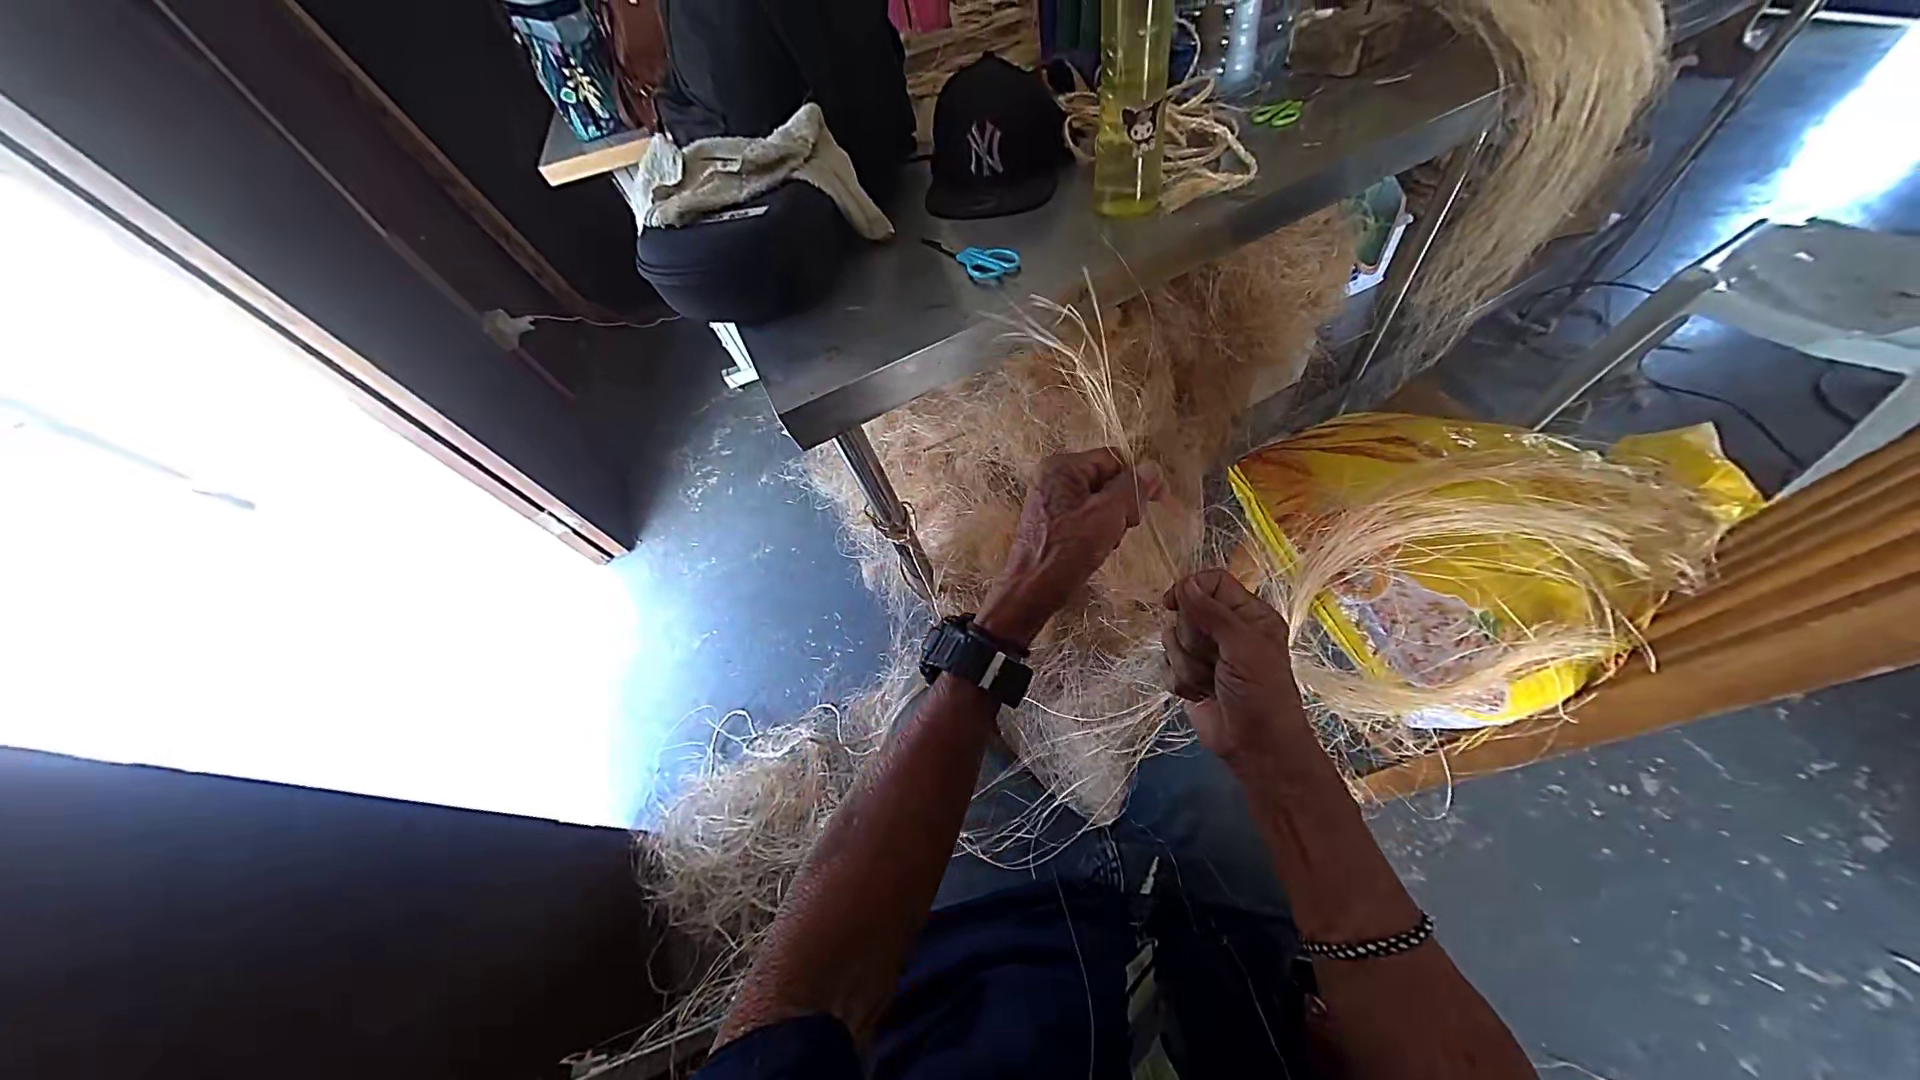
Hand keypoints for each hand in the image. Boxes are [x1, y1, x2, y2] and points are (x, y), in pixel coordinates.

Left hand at [976, 448, 1164, 648]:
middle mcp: (1051, 478)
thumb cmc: (1068, 550)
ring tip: (1105, 541)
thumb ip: (1132, 488)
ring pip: (1099, 500)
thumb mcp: (1108, 514)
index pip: (1113, 460)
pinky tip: (1094, 548)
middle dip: (1121, 504)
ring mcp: (1050, 501)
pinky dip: (1096, 530)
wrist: (1032, 590)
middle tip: (1120, 528)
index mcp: (1061, 467)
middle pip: (1106, 479)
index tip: (1147, 507)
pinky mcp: (1051, 522)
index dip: (1134, 481)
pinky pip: (1085, 516)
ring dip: (1111, 520)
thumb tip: (1152, 469)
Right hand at [1161, 569, 1314, 770]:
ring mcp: (1205, 653)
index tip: (1173, 603)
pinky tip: (1200, 694)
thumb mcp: (1244, 647)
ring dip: (1187, 663)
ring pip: (1172, 639)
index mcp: (1248, 614)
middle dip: (1191, 637)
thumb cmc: (1261, 694)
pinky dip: (1180, 681)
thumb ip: (1212, 613)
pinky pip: (1166, 665)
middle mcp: (1225, 629)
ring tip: (1210, 681)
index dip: (1190, 589)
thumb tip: (1184, 584)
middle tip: (1213, 658)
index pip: (1211, 582)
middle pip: (1185, 611)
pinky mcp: (1188, 676)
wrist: (1255, 748)